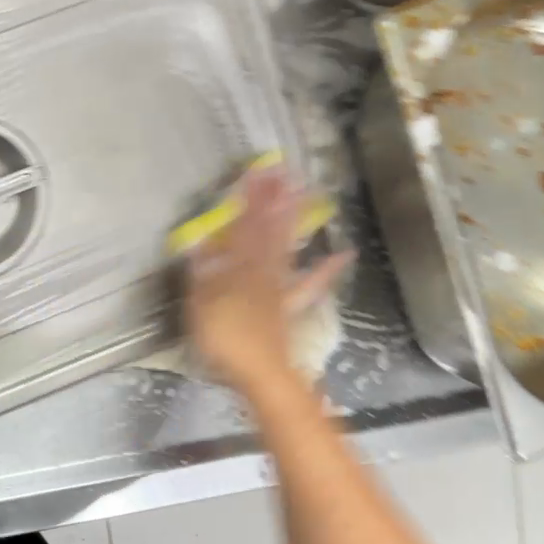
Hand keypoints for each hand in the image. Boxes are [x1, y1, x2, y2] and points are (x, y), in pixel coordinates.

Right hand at [187, 165, 352, 394]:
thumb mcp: (201, 304)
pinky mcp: (288, 304)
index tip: (255, 171)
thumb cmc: (224, 339)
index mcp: (238, 268)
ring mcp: (279, 286)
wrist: (261, 373)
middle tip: (282, 171)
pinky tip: (343, 253)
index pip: (241, 226)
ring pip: (286, 245)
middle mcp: (261, 269)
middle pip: (267, 229)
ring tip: (301, 193)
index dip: (247, 200)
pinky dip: (326, 267)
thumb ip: (204, 273)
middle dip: (272, 200)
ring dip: (292, 219)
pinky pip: (310, 283)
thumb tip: (201, 242)